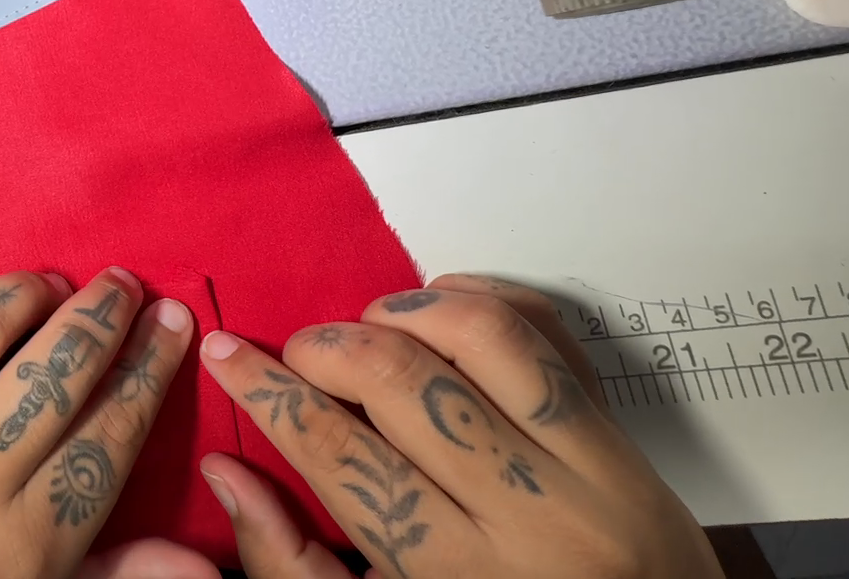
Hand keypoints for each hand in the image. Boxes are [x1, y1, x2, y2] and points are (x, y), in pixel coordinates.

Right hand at [197, 274, 724, 578]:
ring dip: (398, 312)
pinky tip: (435, 320)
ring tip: (371, 336)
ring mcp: (597, 468)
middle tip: (303, 360)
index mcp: (463, 576)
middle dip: (322, 349)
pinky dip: (472, 297)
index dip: (264, 389)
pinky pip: (542, 325)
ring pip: (476, 331)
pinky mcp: (626, 432)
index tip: (222, 350)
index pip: (336, 451)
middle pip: (396, 377)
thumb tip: (222, 469)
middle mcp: (536, 517)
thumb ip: (289, 563)